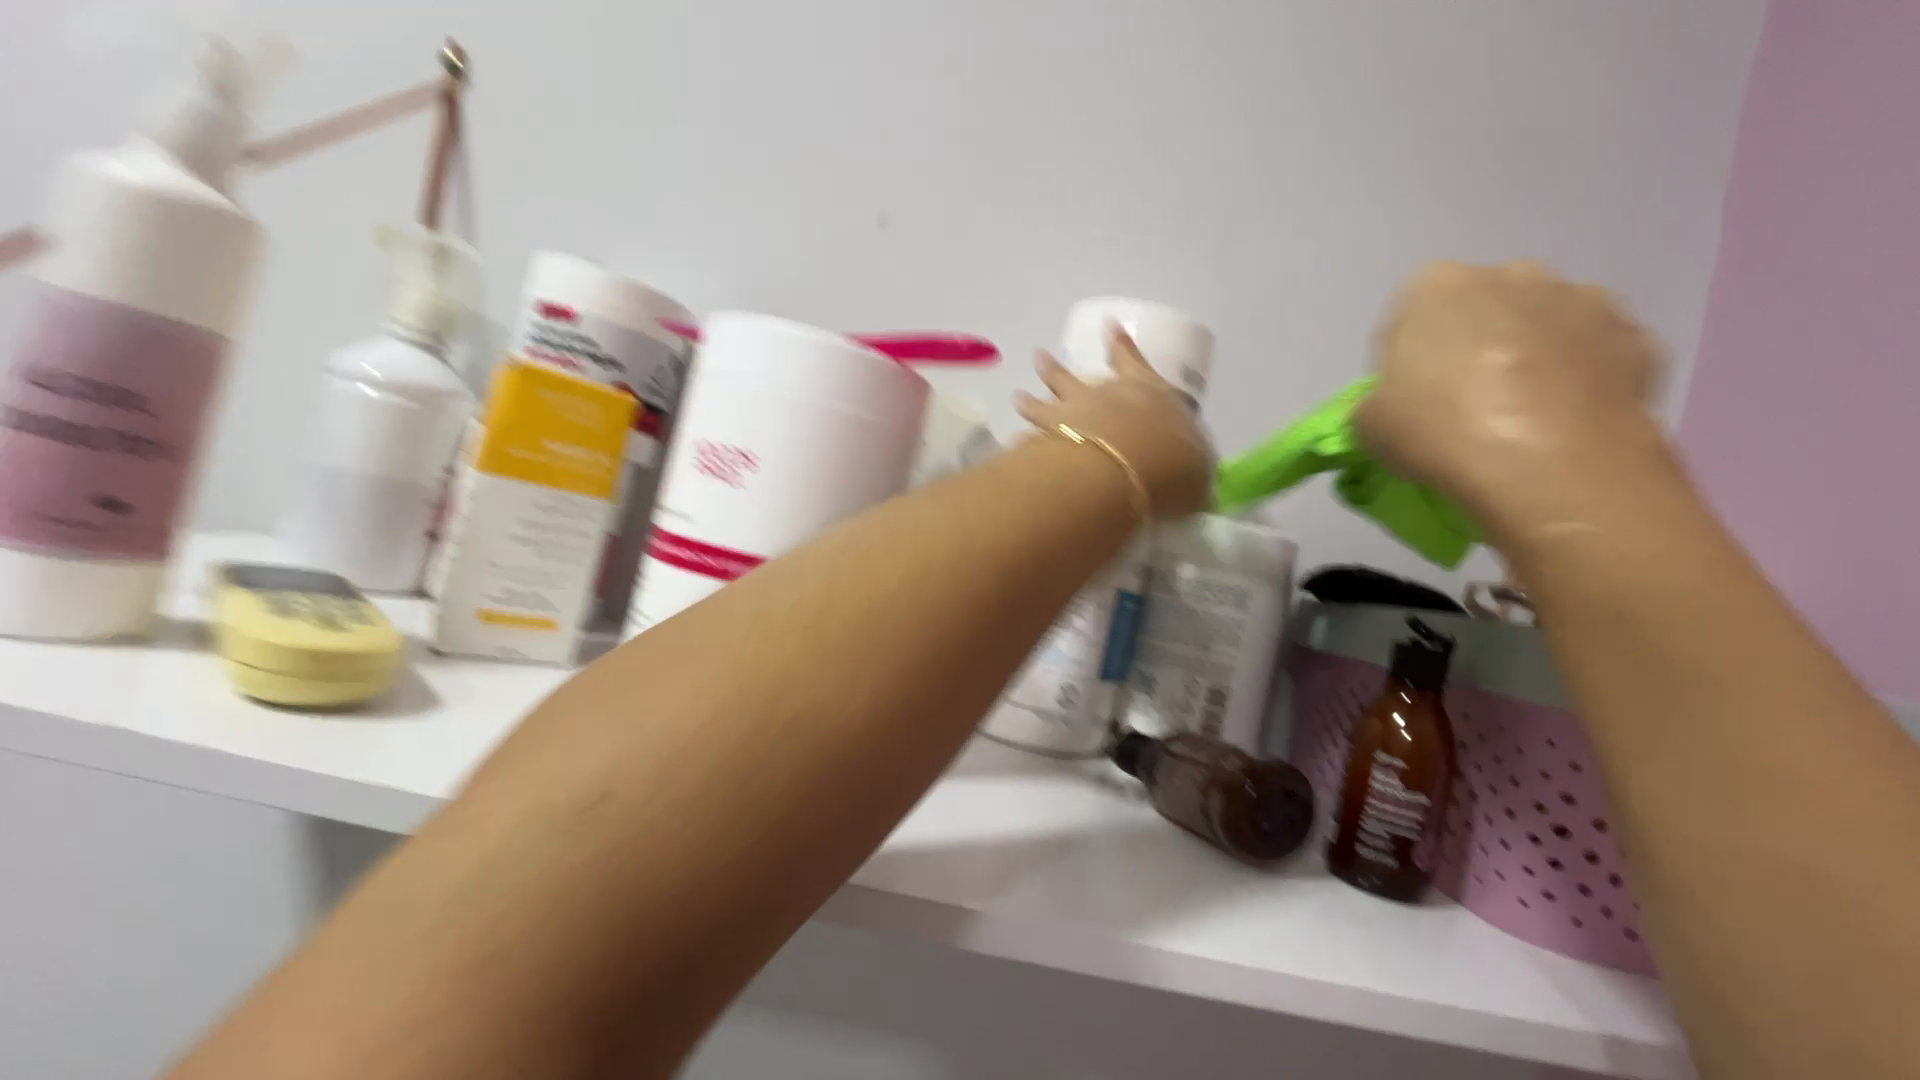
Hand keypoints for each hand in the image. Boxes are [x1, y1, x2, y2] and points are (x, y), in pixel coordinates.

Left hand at [1016, 324, 1212, 520]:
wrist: (1133, 470)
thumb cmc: (1175, 466)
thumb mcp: (1197, 471)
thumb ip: (1191, 471)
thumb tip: (1192, 481)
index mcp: (1153, 394)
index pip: (1136, 364)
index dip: (1123, 347)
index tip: (1108, 326)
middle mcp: (1109, 395)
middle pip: (1080, 377)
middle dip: (1060, 368)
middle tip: (1040, 357)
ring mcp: (1076, 412)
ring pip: (1049, 398)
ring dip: (1033, 397)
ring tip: (1017, 395)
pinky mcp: (1051, 436)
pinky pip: (1032, 430)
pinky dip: (1022, 430)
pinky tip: (1011, 434)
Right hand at [1354, 261, 1669, 533]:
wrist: (1549, 465)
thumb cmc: (1440, 432)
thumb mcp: (1369, 425)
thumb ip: (1378, 403)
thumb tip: (1398, 408)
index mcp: (1435, 287)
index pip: (1410, 315)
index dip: (1408, 360)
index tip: (1412, 400)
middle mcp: (1511, 275)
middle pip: (1484, 310)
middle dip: (1477, 346)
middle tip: (1466, 408)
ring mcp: (1583, 300)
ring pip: (1547, 326)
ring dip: (1536, 358)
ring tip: (1526, 420)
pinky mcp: (1636, 337)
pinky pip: (1599, 356)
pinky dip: (1587, 381)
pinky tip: (1571, 424)